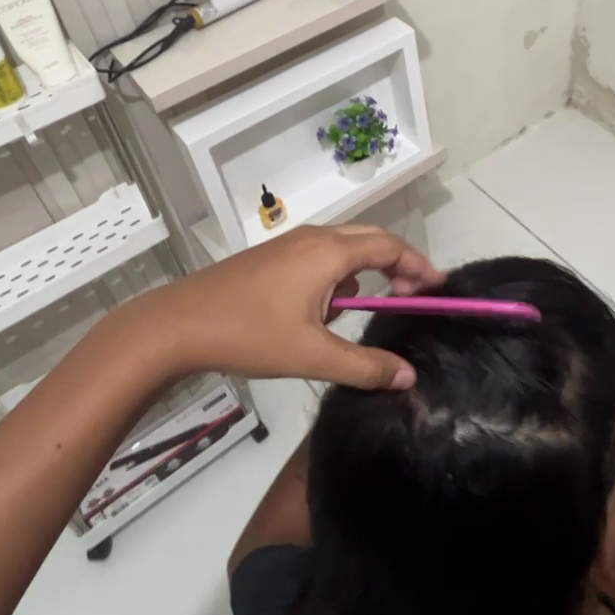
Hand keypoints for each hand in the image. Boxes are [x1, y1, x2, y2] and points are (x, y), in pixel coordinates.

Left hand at [141, 224, 443, 390]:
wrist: (177, 325)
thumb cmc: (249, 334)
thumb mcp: (312, 355)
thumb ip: (363, 366)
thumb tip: (408, 376)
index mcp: (329, 252)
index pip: (389, 246)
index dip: (418, 265)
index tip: (437, 288)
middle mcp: (314, 238)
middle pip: (370, 239)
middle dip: (397, 263)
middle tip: (413, 295)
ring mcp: (290, 245)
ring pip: (344, 247)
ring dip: (365, 269)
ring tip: (370, 307)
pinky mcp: (273, 257)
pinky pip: (321, 255)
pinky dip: (339, 273)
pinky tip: (326, 311)